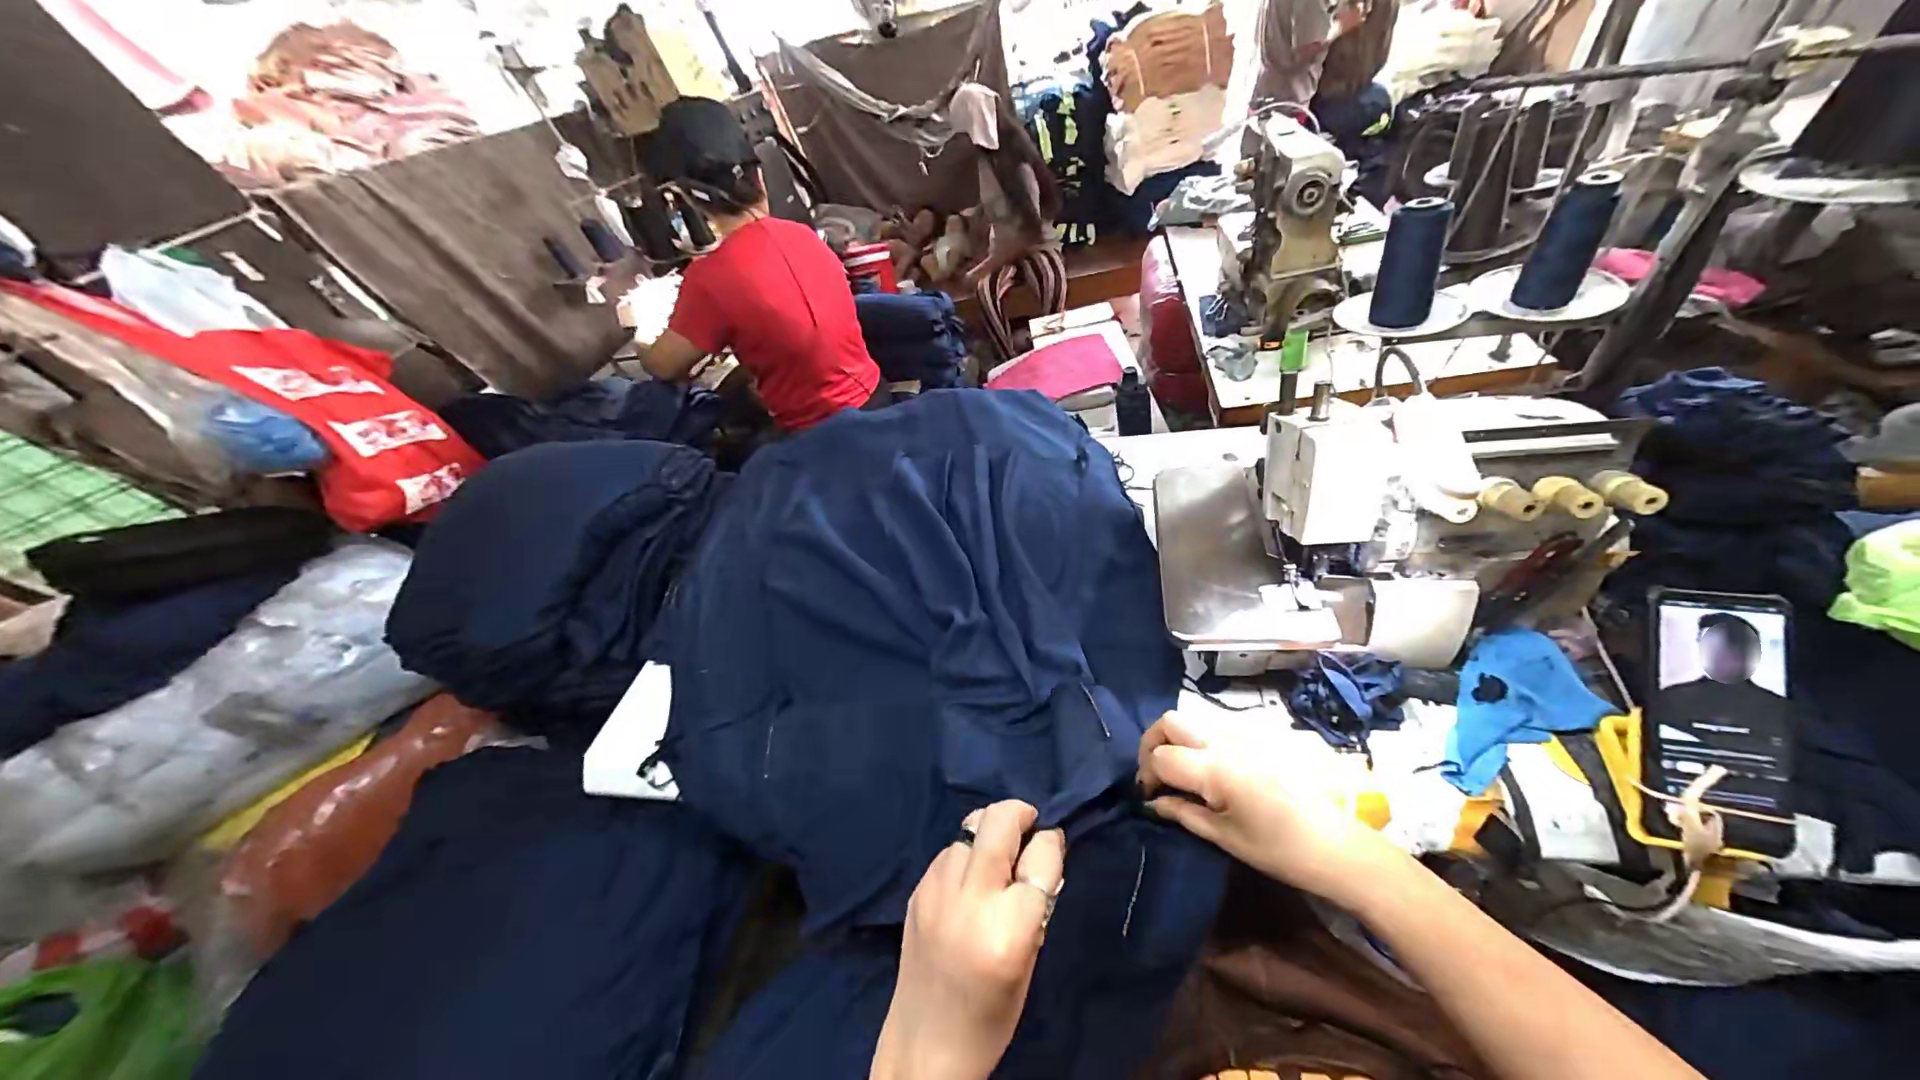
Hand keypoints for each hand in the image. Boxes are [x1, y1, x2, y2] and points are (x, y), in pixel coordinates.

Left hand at [871, 801, 1065, 1079]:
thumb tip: (1042, 847)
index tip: (1052, 842)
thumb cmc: (992, 1012)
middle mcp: (970, 901)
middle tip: (1029, 825)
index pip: (1040, 857)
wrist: (926, 1041)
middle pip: (997, 822)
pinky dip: (965, 855)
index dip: (1051, 843)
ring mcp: (936, 891)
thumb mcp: (1029, 959)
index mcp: (1008, 929)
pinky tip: (968, 880)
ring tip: (996, 859)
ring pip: (970, 830)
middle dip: (1019, 813)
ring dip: (989, 834)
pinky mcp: (916, 890)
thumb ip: (1036, 902)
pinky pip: (949, 852)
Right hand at [1136, 710, 1413, 911]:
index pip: (1160, 755)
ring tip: (1184, 774)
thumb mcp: (1225, 837)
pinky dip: (1202, 741)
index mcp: (1214, 767)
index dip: (1147, 776)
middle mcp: (1225, 740)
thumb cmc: (1281, 850)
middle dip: (1154, 744)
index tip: (1150, 798)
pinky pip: (1217, 727)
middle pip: (1170, 721)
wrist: (1342, 848)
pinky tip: (1212, 771)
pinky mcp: (1262, 735)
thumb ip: (1183, 812)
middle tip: (1158, 775)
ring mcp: (1245, 733)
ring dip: (1178, 740)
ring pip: (1193, 719)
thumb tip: (1154, 802)